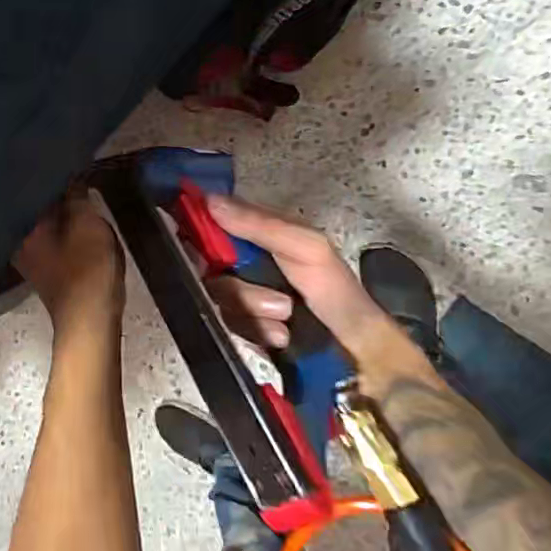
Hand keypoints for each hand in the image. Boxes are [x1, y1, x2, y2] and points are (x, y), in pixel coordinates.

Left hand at [15, 188, 124, 348]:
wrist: (91, 321)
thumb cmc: (87, 268)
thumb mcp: (87, 222)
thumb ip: (76, 195)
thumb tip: (70, 179)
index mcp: (20, 227)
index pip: (28, 190)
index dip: (48, 176)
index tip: (62, 164)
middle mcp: (17, 241)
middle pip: (36, 208)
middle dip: (55, 194)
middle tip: (73, 176)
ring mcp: (30, 257)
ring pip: (45, 224)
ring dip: (63, 213)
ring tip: (79, 195)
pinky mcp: (45, 269)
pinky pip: (53, 239)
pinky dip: (65, 230)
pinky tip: (79, 223)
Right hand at [201, 193, 395, 355]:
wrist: (354, 349)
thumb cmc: (333, 290)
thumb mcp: (307, 248)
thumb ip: (261, 224)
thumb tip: (210, 201)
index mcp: (251, 236)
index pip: (206, 228)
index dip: (196, 238)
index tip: (206, 256)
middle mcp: (237, 263)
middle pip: (204, 272)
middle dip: (238, 291)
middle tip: (277, 302)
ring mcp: (236, 298)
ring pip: (215, 301)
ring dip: (253, 312)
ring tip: (287, 318)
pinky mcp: (237, 327)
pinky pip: (224, 326)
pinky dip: (255, 331)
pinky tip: (279, 335)